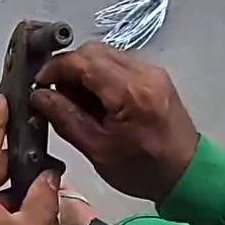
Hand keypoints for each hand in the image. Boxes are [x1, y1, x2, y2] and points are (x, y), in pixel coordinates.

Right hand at [31, 42, 199, 201]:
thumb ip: (65, 118)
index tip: (38, 84)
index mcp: (129, 92)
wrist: (187, 173)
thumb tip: (38, 95)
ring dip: (83, 70)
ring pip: (105, 53)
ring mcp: (152, 70)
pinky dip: (99, 74)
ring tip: (74, 99)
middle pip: (93, 50)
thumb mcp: (97, 150)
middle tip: (55, 94)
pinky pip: (118, 63)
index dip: (54, 68)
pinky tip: (94, 98)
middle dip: (68, 68)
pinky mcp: (154, 75)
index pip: (82, 61)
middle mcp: (143, 72)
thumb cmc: (141, 169)